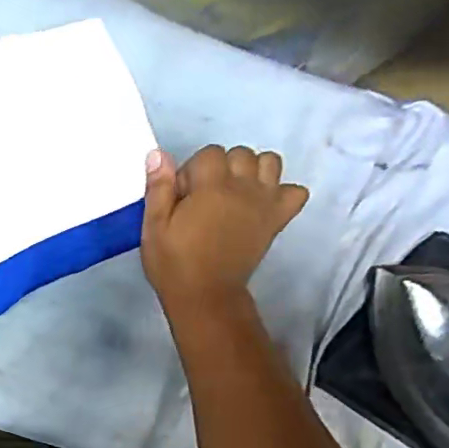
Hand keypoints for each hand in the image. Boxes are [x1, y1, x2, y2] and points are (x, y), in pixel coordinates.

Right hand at [140, 146, 309, 309]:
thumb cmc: (172, 262)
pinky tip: (259, 205)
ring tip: (232, 195)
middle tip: (201, 199)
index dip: (190, 172)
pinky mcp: (278, 217)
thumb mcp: (153, 227)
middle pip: (240, 154)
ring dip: (251, 171)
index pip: (208, 153)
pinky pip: (295, 190)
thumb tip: (159, 154)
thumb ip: (159, 189)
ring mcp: (266, 201)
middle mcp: (244, 187)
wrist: (205, 294)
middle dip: (219, 168)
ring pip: (269, 162)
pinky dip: (281, 191)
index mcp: (211, 188)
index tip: (179, 198)